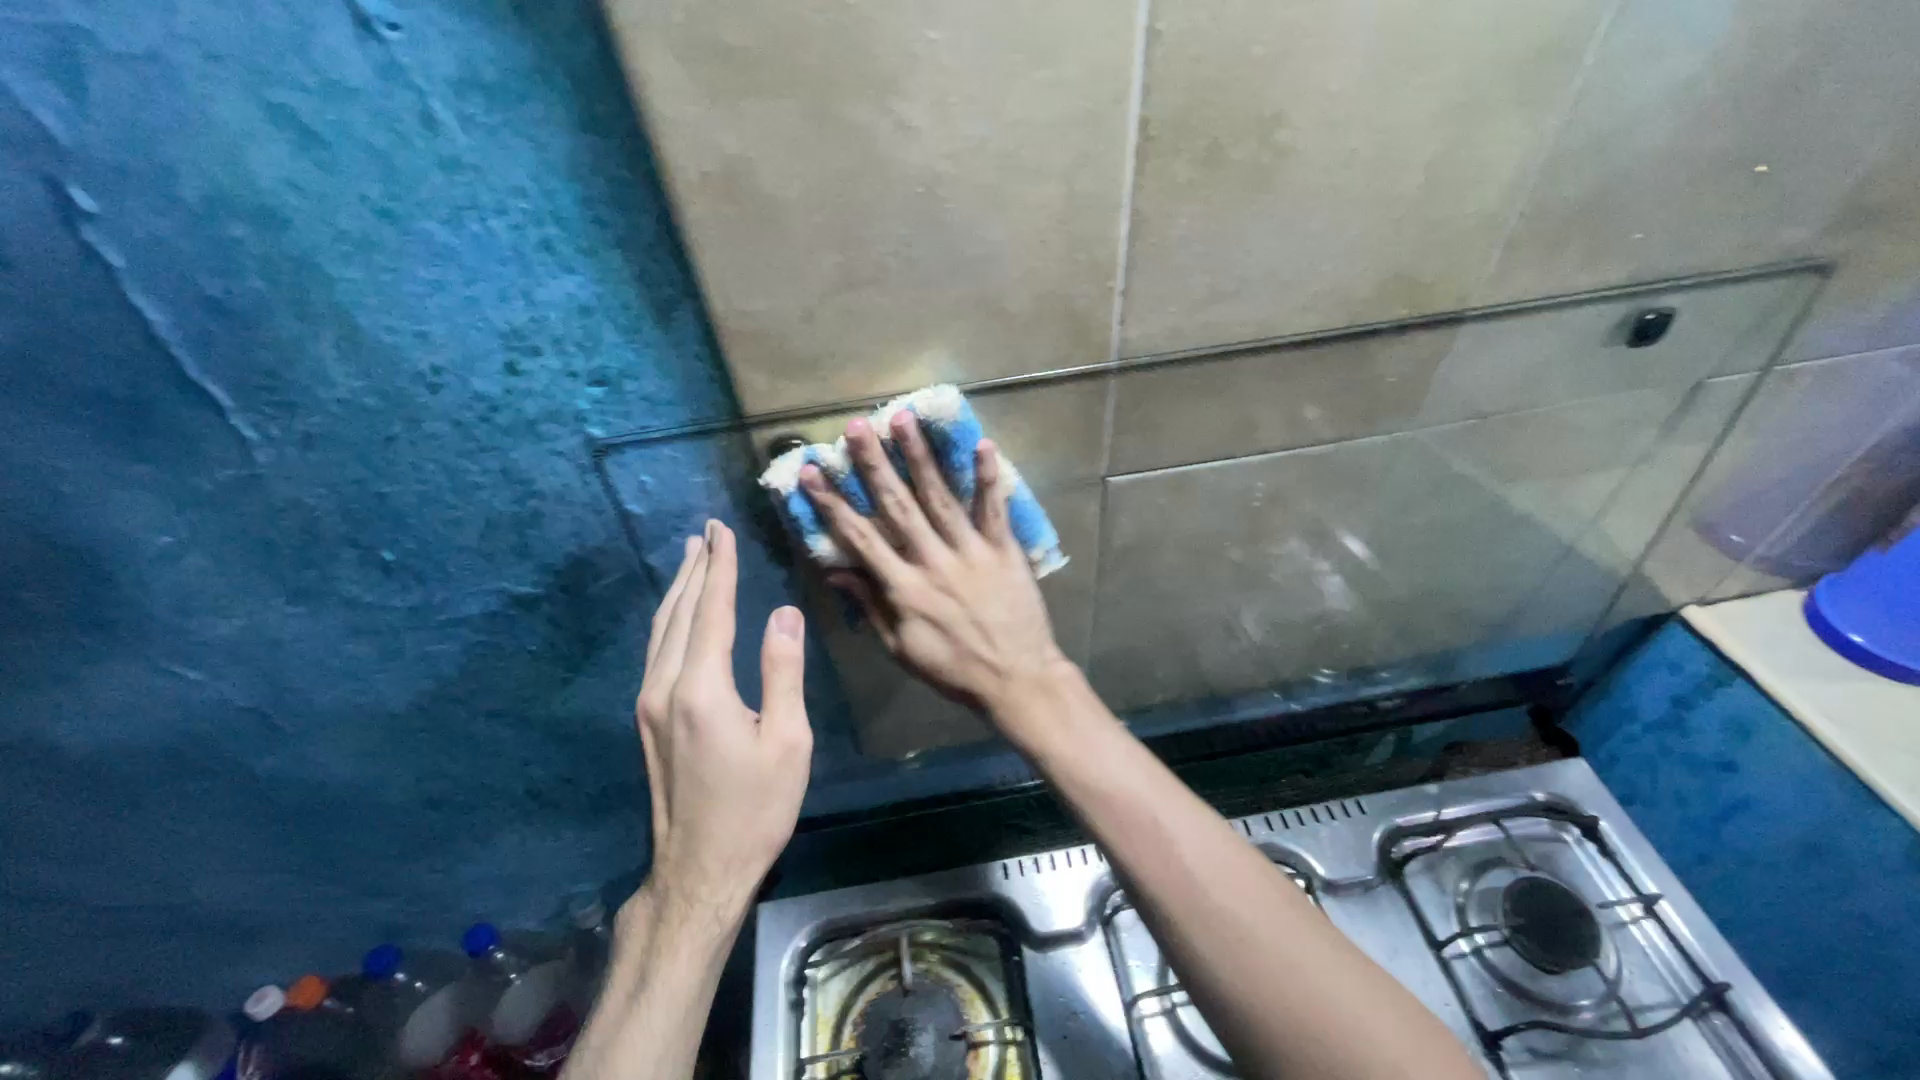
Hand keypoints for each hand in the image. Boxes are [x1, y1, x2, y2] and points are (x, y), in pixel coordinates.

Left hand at [635, 521, 812, 915]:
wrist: (700, 868)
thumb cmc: (756, 808)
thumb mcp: (788, 741)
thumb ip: (783, 672)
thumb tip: (783, 613)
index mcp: (701, 689)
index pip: (712, 611)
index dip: (719, 568)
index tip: (722, 530)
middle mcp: (665, 687)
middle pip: (678, 614)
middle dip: (695, 570)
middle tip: (707, 533)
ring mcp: (649, 705)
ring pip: (660, 632)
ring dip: (677, 592)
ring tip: (690, 560)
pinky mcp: (647, 721)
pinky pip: (656, 653)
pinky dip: (669, 622)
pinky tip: (678, 618)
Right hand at [799, 413, 1070, 722]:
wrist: (1016, 679)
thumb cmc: (953, 669)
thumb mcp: (900, 648)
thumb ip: (870, 606)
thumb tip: (836, 573)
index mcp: (903, 589)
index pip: (860, 537)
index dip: (833, 503)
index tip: (811, 472)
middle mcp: (933, 562)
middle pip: (898, 506)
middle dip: (874, 464)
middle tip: (856, 427)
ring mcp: (971, 552)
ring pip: (941, 497)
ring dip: (921, 456)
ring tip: (903, 418)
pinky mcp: (1004, 550)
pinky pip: (995, 509)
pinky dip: (989, 477)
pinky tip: (983, 443)